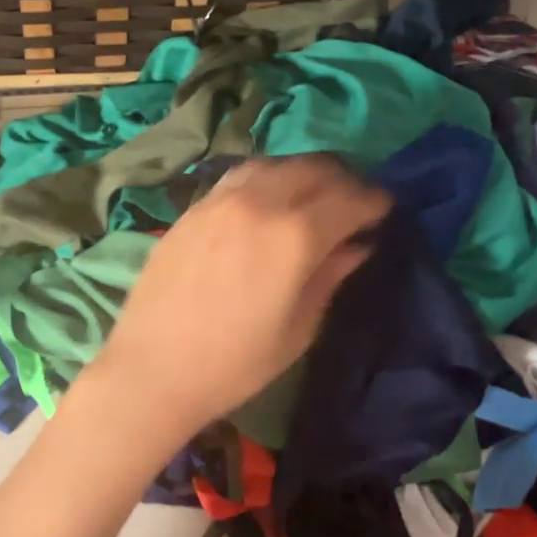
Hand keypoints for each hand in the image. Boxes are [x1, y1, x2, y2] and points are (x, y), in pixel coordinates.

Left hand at [87, 154, 389, 432]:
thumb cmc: (234, 364)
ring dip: (301, 173)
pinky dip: (264, 180)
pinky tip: (266, 201)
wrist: (153, 371)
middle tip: (351, 202)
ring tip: (311, 196)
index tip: (383, 211)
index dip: (373, 202)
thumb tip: (356, 246)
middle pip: (312, 169)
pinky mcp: (191, 211)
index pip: (348, 199)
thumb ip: (329, 278)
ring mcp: (219, 201)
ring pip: (273, 165)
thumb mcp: (297, 330)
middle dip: (341, 180)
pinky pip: (237, 178)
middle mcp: (258, 203)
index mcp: (294, 235)